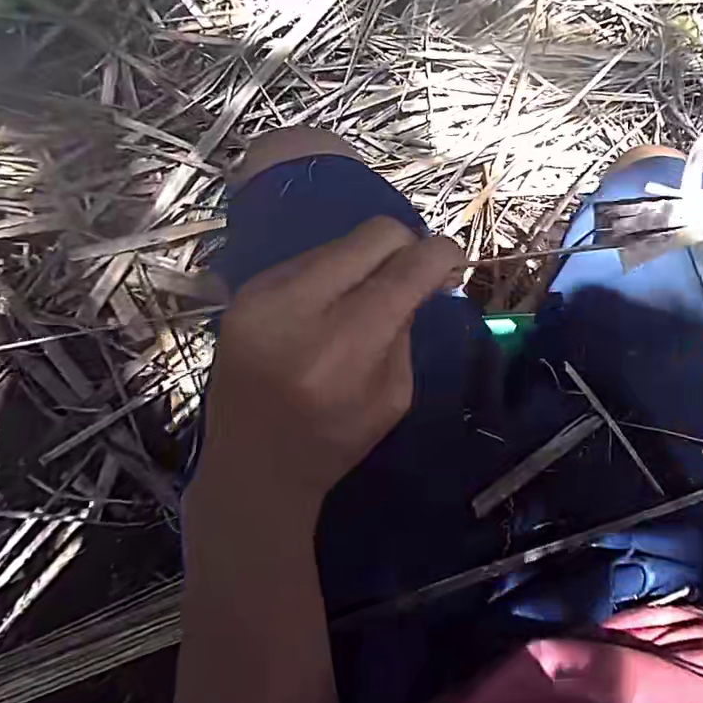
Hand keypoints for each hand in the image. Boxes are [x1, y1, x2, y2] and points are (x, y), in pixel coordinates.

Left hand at [198, 217, 463, 512]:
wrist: (248, 466)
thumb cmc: (332, 443)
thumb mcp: (393, 396)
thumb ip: (407, 328)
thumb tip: (421, 273)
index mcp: (340, 352)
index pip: (404, 273)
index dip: (440, 254)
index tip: (454, 259)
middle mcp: (296, 311)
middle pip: (374, 235)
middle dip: (408, 246)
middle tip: (416, 272)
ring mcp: (263, 294)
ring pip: (343, 241)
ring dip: (370, 259)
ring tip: (372, 292)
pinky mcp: (247, 289)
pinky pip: (312, 257)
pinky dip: (338, 270)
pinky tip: (335, 302)